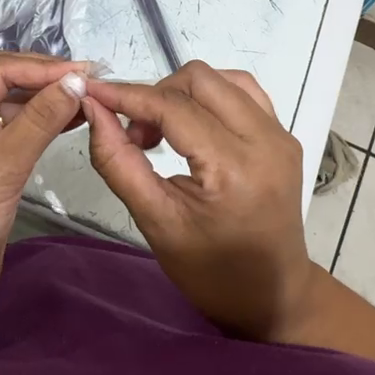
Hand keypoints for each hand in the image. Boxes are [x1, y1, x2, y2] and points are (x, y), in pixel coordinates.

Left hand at [0, 53, 89, 322]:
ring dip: (50, 99)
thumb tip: (75, 82)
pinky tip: (74, 121)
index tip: (86, 72)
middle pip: (8, 81)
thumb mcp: (2, 169)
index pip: (1, 72)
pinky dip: (46, 123)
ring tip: (90, 97)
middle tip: (93, 80)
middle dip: (48, 77)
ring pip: (17, 104)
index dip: (44, 68)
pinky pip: (21, 129)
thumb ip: (39, 122)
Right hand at [81, 62, 315, 341]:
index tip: (90, 94)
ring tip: (162, 132)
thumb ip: (118, 162)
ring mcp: (280, 135)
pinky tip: (191, 127)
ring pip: (221, 78)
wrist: (270, 296)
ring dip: (181, 93)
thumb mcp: (154, 222)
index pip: (172, 108)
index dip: (127, 96)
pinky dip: (208, 97)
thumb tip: (92, 110)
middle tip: (136, 136)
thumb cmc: (209, 270)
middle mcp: (266, 141)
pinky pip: (242, 91)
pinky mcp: (283, 136)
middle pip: (198, 80)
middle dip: (155, 95)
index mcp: (234, 169)